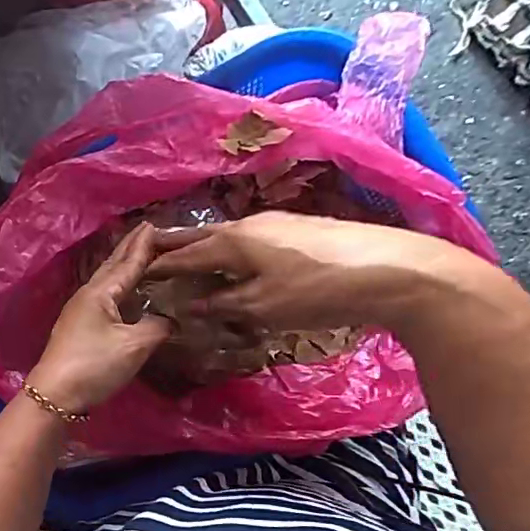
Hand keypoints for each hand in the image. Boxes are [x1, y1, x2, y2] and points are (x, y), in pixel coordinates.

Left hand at [26, 224, 174, 414]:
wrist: (54, 396)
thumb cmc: (94, 365)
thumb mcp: (134, 345)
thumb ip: (157, 326)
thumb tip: (169, 319)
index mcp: (100, 292)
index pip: (128, 262)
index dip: (143, 246)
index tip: (154, 224)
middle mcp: (88, 296)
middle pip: (112, 267)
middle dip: (130, 249)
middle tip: (147, 231)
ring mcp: (79, 313)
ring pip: (106, 282)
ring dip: (122, 267)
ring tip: (137, 256)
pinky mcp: (78, 329)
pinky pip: (103, 298)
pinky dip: (118, 288)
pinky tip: (123, 293)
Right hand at [143, 211, 492, 334]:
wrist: (392, 269)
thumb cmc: (317, 291)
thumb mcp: (262, 307)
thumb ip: (223, 304)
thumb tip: (193, 305)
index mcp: (232, 242)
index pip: (184, 256)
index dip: (159, 267)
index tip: (137, 274)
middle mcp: (250, 224)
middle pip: (202, 236)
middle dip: (175, 245)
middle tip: (149, 250)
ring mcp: (279, 223)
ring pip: (228, 236)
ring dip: (204, 246)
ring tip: (187, 255)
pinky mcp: (302, 229)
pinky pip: (250, 238)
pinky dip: (230, 249)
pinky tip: (235, 259)